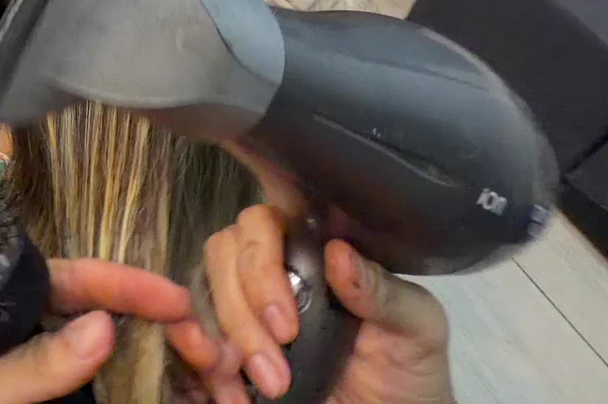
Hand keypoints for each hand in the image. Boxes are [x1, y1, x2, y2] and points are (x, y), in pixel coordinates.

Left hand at [0, 258, 197, 403]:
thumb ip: (37, 363)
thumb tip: (106, 325)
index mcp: (13, 302)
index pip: (77, 279)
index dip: (129, 283)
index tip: (177, 298)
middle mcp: (41, 323)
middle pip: (111, 311)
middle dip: (162, 325)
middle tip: (210, 350)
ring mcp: (60, 360)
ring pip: (124, 347)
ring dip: (170, 357)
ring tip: (215, 372)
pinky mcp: (75, 396)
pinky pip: (120, 384)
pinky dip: (158, 385)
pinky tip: (189, 392)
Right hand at [184, 206, 452, 402]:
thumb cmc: (406, 369)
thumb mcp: (415, 329)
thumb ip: (383, 291)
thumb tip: (339, 253)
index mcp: (306, 244)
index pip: (261, 222)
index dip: (260, 262)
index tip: (285, 325)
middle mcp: (264, 261)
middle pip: (223, 253)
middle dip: (241, 313)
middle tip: (274, 372)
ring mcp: (240, 298)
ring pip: (203, 290)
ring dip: (222, 339)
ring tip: (253, 386)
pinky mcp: (224, 338)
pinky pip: (192, 333)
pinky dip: (203, 363)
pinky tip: (230, 395)